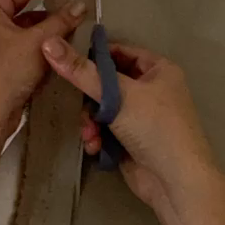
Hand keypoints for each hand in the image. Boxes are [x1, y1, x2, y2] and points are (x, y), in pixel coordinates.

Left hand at [0, 0, 85, 132]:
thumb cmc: (4, 72)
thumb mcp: (36, 43)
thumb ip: (59, 22)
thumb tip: (80, 6)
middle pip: (26, 2)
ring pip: (29, 24)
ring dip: (52, 23)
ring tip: (80, 16)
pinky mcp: (3, 60)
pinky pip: (29, 43)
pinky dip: (47, 41)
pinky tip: (68, 41)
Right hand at [40, 39, 217, 208]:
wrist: (176, 183)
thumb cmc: (153, 127)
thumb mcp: (116, 95)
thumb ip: (81, 71)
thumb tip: (48, 42)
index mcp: (159, 70)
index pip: (120, 52)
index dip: (94, 56)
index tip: (69, 63)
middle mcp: (152, 90)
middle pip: (107, 83)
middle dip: (90, 99)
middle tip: (81, 108)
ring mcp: (142, 117)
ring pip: (103, 109)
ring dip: (91, 122)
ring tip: (90, 135)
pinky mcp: (132, 141)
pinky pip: (107, 130)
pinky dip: (98, 137)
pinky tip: (95, 148)